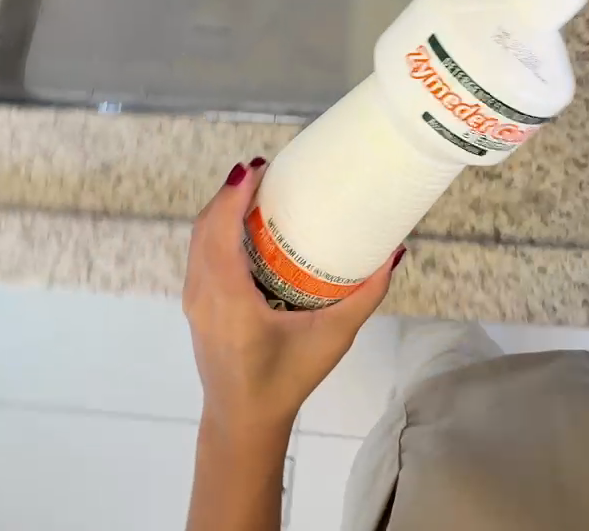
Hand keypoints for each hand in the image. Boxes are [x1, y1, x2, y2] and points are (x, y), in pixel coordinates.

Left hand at [182, 157, 401, 437]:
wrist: (243, 421)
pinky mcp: (196, 303)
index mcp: (230, 301)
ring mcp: (194, 299)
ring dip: (221, 206)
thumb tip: (394, 252)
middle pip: (206, 228)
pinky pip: (199, 252)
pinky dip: (216, 226)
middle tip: (266, 168)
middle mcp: (204, 295)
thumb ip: (365, 296)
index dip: (233, 196)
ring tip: (255, 186)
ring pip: (198, 238)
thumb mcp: (332, 338)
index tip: (257, 167)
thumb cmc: (287, 379)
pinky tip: (241, 220)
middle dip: (230, 192)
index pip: (220, 235)